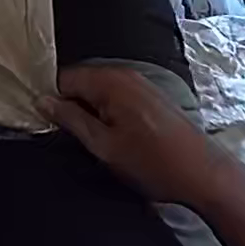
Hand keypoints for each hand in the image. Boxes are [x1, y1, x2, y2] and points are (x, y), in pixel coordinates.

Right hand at [43, 65, 244, 210]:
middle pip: (83, 80)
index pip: (65, 77)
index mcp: (110, 81)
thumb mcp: (104, 146)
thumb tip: (42, 100)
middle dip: (71, 103)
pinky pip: (116, 94)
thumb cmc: (151, 162)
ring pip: (99, 89)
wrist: (202, 172)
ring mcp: (140, 81)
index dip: (53, 99)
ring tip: (91, 139)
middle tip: (67, 135)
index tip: (47, 123)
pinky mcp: (150, 94)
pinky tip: (112, 134)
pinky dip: (107, 109)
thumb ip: (71, 119)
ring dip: (89, 109)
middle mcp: (124, 73)